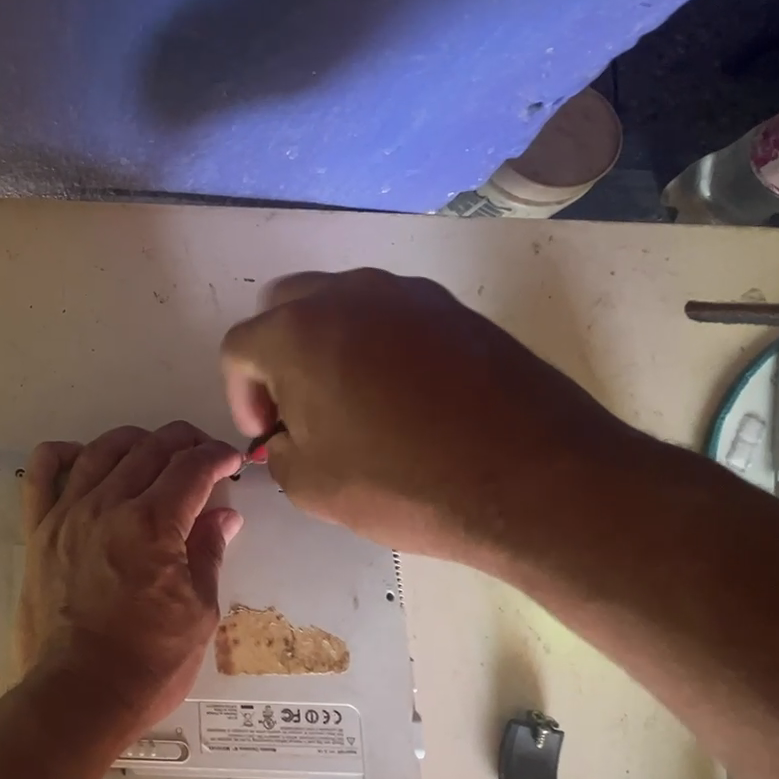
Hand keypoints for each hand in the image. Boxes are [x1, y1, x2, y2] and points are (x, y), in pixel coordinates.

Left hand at [15, 422, 243, 740]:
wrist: (79, 693)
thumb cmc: (149, 663)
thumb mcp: (198, 611)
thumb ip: (208, 552)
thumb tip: (223, 514)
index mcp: (153, 524)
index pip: (192, 467)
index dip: (217, 456)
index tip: (230, 461)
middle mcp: (107, 505)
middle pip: (148, 450)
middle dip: (182, 443)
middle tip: (200, 454)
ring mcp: (66, 514)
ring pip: (100, 452)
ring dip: (133, 442)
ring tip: (152, 450)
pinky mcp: (38, 530)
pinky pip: (42, 474)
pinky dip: (63, 454)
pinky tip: (84, 457)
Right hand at [219, 269, 640, 563]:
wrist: (538, 481)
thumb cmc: (403, 482)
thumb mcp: (308, 484)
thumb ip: (278, 448)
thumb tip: (291, 432)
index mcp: (296, 332)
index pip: (239, 348)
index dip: (242, 395)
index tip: (268, 433)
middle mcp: (346, 296)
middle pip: (283, 307)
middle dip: (277, 355)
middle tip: (298, 406)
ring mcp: (406, 295)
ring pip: (339, 304)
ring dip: (326, 343)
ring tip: (351, 400)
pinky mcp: (455, 310)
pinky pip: (390, 316)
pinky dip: (377, 345)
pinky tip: (402, 397)